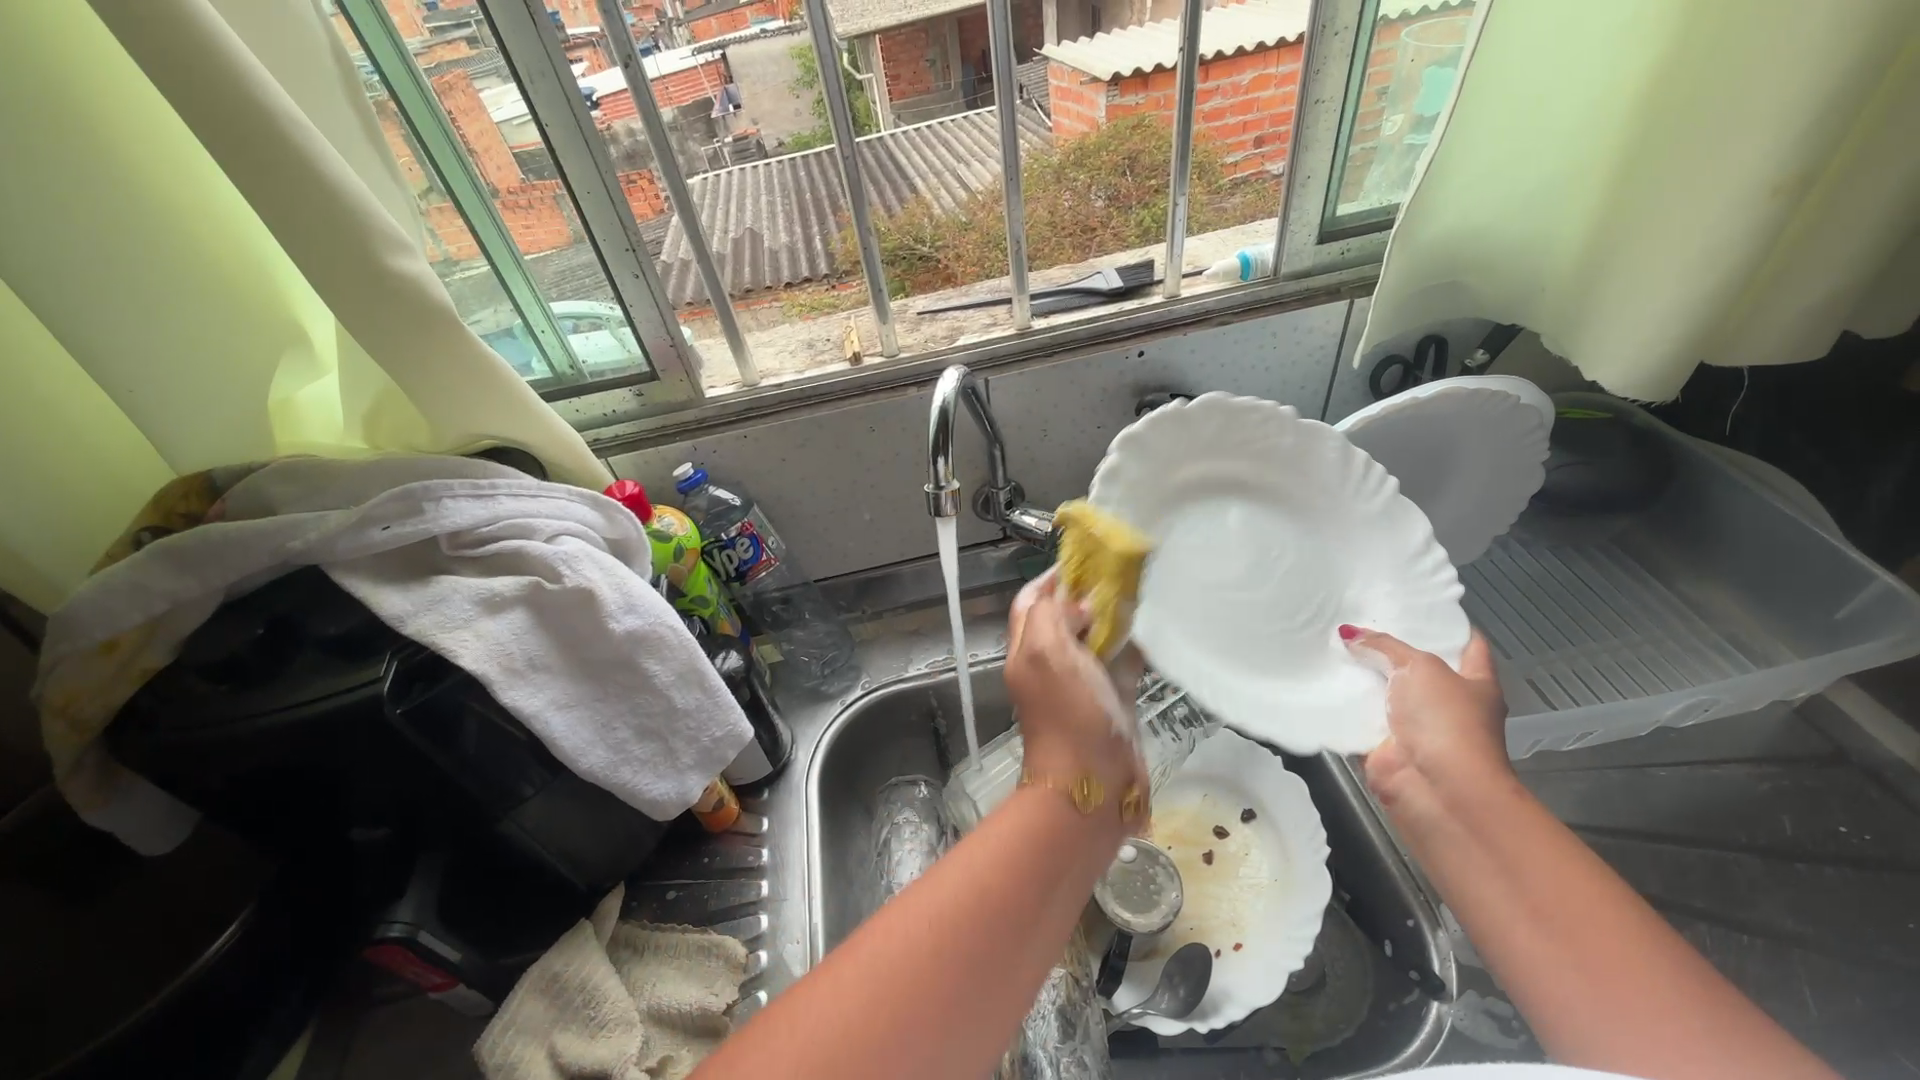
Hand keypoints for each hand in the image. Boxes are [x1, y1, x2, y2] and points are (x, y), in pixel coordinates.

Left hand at [1005, 571, 1148, 831]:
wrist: (1094, 782)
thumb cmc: (1068, 714)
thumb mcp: (1047, 652)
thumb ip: (1054, 614)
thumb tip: (1079, 605)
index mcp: (1027, 650)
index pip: (1031, 601)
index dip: (1051, 578)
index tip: (1084, 560)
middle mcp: (1050, 664)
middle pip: (1063, 617)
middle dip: (1086, 595)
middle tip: (1119, 574)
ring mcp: (1081, 684)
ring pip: (1094, 639)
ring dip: (1113, 617)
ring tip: (1139, 593)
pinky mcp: (1111, 701)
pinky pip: (1120, 665)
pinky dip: (1134, 646)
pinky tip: (1152, 631)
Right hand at [1340, 625, 1511, 815]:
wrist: (1436, 788)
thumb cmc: (1446, 721)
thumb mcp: (1420, 668)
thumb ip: (1387, 646)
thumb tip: (1350, 633)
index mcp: (1476, 683)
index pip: (1467, 645)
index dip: (1446, 625)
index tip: (1417, 606)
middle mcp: (1450, 705)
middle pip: (1419, 668)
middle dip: (1392, 649)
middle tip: (1359, 622)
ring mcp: (1418, 728)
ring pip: (1388, 693)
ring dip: (1364, 677)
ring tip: (1331, 645)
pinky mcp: (1387, 746)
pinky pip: (1363, 718)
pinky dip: (1345, 705)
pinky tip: (1322, 682)